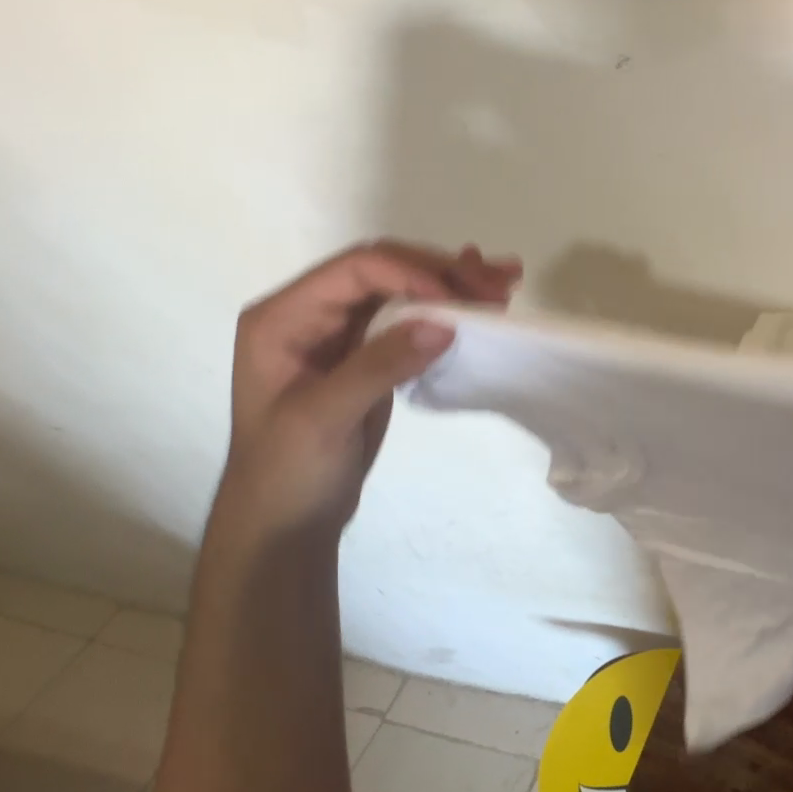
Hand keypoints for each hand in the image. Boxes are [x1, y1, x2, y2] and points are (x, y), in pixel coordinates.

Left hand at [214, 240, 520, 539]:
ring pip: (405, 292)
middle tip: (500, 285)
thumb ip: (380, 366)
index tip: (465, 302)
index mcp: (286, 317)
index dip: (414, 275)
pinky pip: (413, 321)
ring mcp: (345, 336)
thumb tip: (445, 324)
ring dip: (455, 285)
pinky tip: (481, 304)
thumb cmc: (288, 469)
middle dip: (444, 272)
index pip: (358, 271)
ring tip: (506, 284)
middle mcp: (314, 314)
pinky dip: (449, 311)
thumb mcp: (326, 417)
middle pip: (386, 271)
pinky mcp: (373, 358)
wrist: (286, 520)